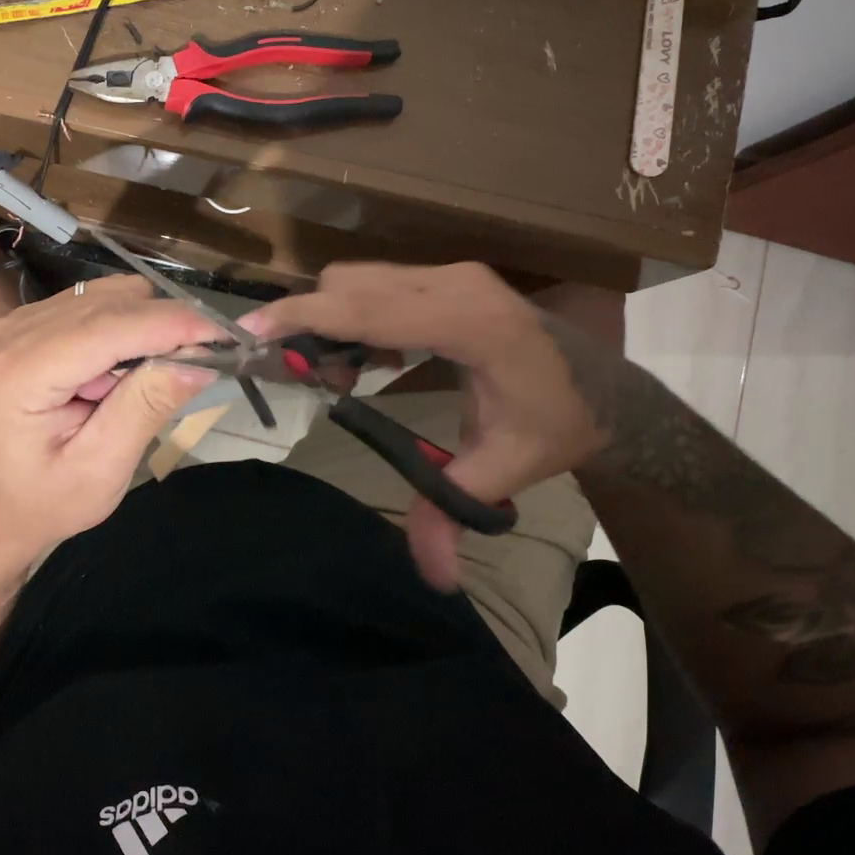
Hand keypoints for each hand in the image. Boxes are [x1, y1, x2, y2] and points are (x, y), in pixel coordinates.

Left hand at [0, 275, 222, 557]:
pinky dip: (123, 327)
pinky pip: (92, 303)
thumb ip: (146, 406)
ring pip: (105, 295)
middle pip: (107, 303)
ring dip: (143, 328)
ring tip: (146, 380)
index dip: (169, 324)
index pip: (104, 329)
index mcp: (17, 375)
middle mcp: (9, 335)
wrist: (3, 504)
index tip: (227, 332)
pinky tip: (120, 371)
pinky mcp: (27, 322)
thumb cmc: (50, 499)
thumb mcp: (103, 466)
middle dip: (164, 324)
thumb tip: (202, 358)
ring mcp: (15, 323)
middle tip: (209, 357)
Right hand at [243, 262, 612, 589]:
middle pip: (348, 287)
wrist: (604, 389)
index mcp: (471, 325)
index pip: (368, 309)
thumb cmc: (555, 426)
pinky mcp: (444, 276)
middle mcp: (455, 284)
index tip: (250, 333)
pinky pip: (375, 284)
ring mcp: (450, 274)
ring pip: (356, 281)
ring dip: (331, 322)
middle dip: (310, 328)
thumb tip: (432, 580)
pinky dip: (353, 316)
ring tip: (344, 376)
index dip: (303, 318)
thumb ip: (453, 512)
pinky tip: (373, 359)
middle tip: (311, 382)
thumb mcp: (503, 471)